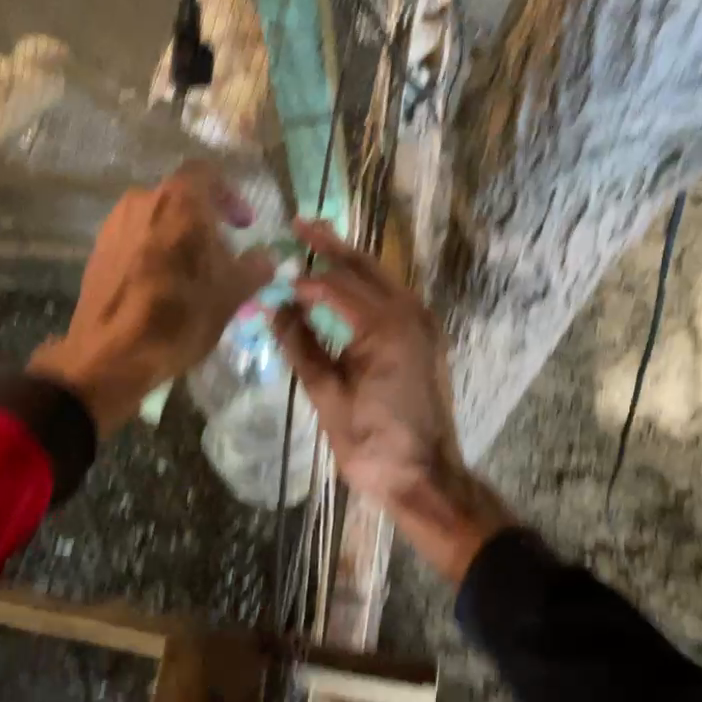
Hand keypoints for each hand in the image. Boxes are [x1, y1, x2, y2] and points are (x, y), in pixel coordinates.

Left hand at [29, 162, 275, 434]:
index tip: (243, 225)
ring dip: (178, 236)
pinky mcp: (98, 250)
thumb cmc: (180, 315)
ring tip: (193, 272)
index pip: (207, 174)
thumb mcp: (232, 293)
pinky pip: (135, 239)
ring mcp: (116, 224)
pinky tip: (162, 285)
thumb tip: (265, 257)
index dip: (230, 195)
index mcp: (180, 200)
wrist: (109, 353)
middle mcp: (143, 200)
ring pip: (157, 219)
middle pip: (181, 198)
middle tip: (223, 252)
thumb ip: (255, 266)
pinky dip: (154, 251)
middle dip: (205, 220)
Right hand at [274, 220, 512, 583]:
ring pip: (382, 277)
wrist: (428, 478)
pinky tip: (346, 282)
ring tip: (319, 244)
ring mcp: (423, 322)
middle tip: (300, 223)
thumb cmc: (373, 442)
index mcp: (385, 325)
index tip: (273, 278)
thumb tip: (274, 306)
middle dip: (331, 244)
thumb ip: (300, 344)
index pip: (334, 285)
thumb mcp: (327, 394)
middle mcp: (410, 312)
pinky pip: (393, 295)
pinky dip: (367, 283)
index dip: (301, 280)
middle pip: (364, 266)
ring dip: (350, 260)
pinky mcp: (427, 336)